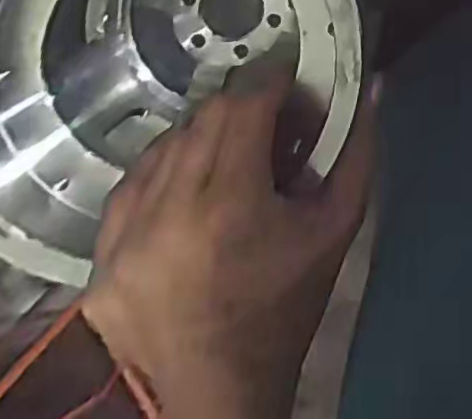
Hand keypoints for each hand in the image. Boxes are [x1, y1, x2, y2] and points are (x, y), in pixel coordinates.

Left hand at [83, 64, 376, 418]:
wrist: (215, 390)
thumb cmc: (288, 303)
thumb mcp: (339, 224)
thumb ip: (359, 149)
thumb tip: (371, 86)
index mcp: (229, 206)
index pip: (244, 107)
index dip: (273, 83)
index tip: (294, 85)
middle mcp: (167, 213)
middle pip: (204, 117)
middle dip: (245, 104)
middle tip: (274, 119)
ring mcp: (124, 237)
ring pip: (167, 142)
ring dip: (207, 131)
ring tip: (236, 152)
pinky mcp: (100, 257)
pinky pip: (134, 180)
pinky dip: (169, 165)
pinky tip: (194, 180)